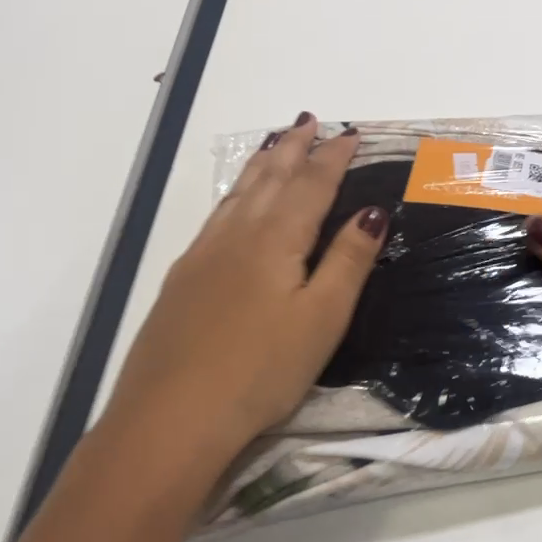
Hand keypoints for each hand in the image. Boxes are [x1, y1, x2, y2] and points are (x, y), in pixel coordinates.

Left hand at [103, 114, 387, 459]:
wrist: (169, 420)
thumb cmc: (261, 370)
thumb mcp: (323, 317)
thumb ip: (348, 260)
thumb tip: (372, 210)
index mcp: (276, 239)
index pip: (312, 184)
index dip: (333, 157)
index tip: (351, 133)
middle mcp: (236, 235)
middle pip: (269, 178)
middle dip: (293, 148)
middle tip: (309, 121)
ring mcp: (202, 257)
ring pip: (237, 194)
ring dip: (262, 165)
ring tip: (275, 146)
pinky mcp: (182, 281)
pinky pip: (216, 216)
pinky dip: (236, 194)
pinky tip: (235, 206)